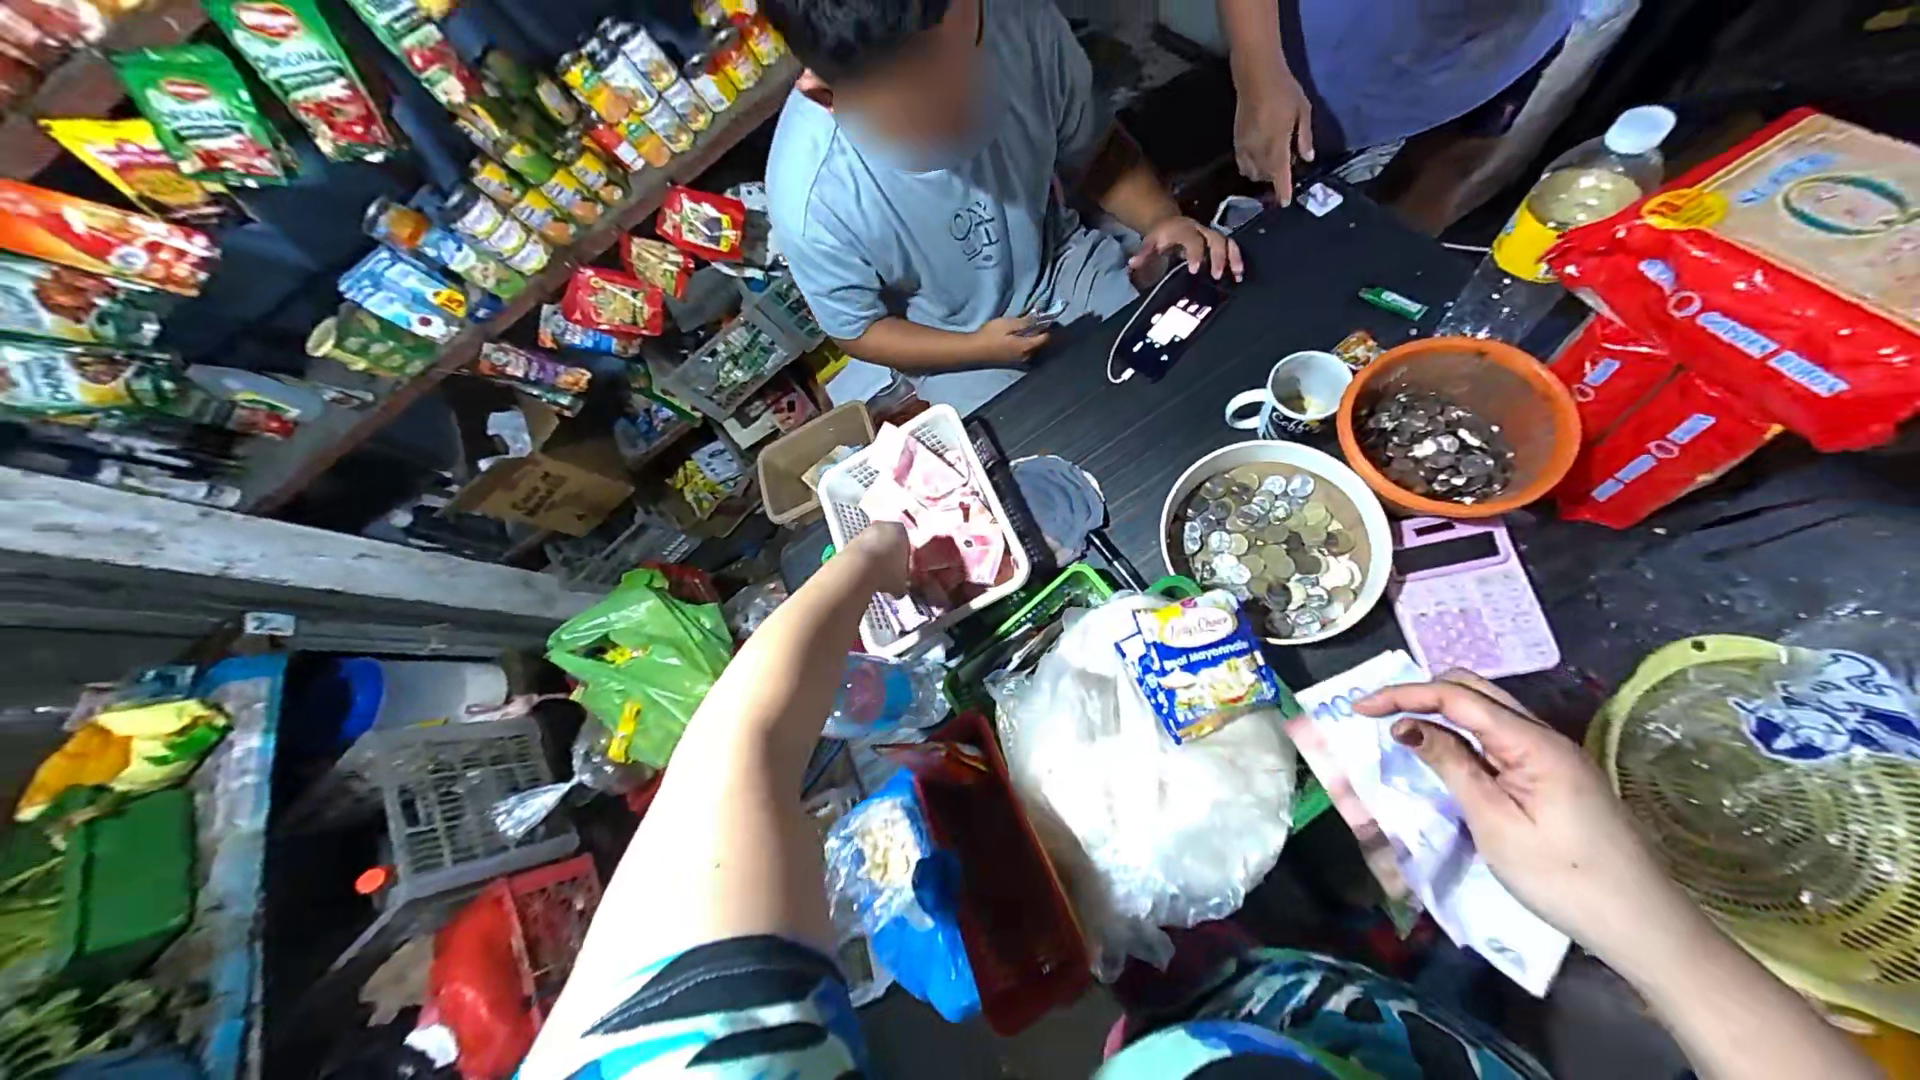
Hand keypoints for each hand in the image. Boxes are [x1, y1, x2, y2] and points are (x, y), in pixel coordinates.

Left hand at [845, 521, 909, 595]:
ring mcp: (865, 532)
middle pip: (889, 542)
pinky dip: (863, 561)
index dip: (904, 559)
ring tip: (876, 576)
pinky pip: (861, 551)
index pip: (907, 544)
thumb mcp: (902, 582)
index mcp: (901, 531)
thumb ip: (903, 582)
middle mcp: (884, 526)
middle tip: (889, 574)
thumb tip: (900, 588)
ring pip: (874, 545)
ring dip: (875, 558)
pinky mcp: (850, 540)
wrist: (856, 569)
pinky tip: (864, 575)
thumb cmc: (886, 572)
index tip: (902, 572)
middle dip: (889, 557)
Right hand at [969, 314, 1051, 365]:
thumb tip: (1040, 317)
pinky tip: (1018, 341)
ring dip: (1033, 341)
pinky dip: (1026, 347)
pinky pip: (1026, 355)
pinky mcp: (1012, 364)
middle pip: (1041, 345)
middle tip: (1034, 323)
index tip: (1043, 318)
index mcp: (1027, 347)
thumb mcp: (1008, 324)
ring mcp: (1019, 363)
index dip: (1046, 327)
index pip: (1045, 338)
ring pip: (1033, 351)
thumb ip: (1026, 322)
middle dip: (1040, 335)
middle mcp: (1026, 357)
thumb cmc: (990, 336)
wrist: (973, 352)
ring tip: (1025, 331)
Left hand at [1131, 216, 1243, 280]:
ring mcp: (1211, 235)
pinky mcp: (1218, 241)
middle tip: (1216, 276)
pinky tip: (1238, 275)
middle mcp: (1201, 231)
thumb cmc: (1161, 236)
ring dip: (1233, 258)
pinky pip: (1231, 247)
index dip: (1195, 253)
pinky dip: (1236, 259)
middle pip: (1215, 240)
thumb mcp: (1150, 242)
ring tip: (1236, 275)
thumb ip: (1143, 254)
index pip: (1192, 240)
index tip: (1195, 269)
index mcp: (1184, 231)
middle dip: (1218, 257)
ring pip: (1227, 242)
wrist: (1170, 222)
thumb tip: (1132, 264)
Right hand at [1234, 63, 1313, 204]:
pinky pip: (1243, 167)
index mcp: (1277, 145)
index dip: (1283, 191)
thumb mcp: (1302, 111)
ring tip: (1273, 166)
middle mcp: (1259, 153)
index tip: (1286, 203)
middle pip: (1266, 177)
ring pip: (1254, 174)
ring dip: (1264, 175)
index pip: (1280, 176)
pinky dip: (1252, 169)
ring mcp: (1245, 151)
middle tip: (1285, 173)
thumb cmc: (1284, 91)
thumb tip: (1308, 158)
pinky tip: (1259, 162)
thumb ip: (1304, 137)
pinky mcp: (1237, 146)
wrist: (1256, 78)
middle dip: (1275, 180)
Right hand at [1354, 670, 1689, 964]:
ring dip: (1438, 708)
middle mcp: (1543, 736)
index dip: (1402, 694)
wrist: (1647, 930)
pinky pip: (1495, 733)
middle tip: (1378, 712)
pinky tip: (1440, 747)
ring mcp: (1551, 753)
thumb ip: (1450, 763)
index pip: (1455, 696)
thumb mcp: (1493, 821)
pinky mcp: (1552, 772)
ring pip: (1485, 707)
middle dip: (1419, 691)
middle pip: (1472, 689)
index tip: (1360, 707)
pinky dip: (1459, 729)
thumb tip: (1404, 725)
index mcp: (1532, 743)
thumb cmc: (1563, 878)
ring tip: (1399, 725)